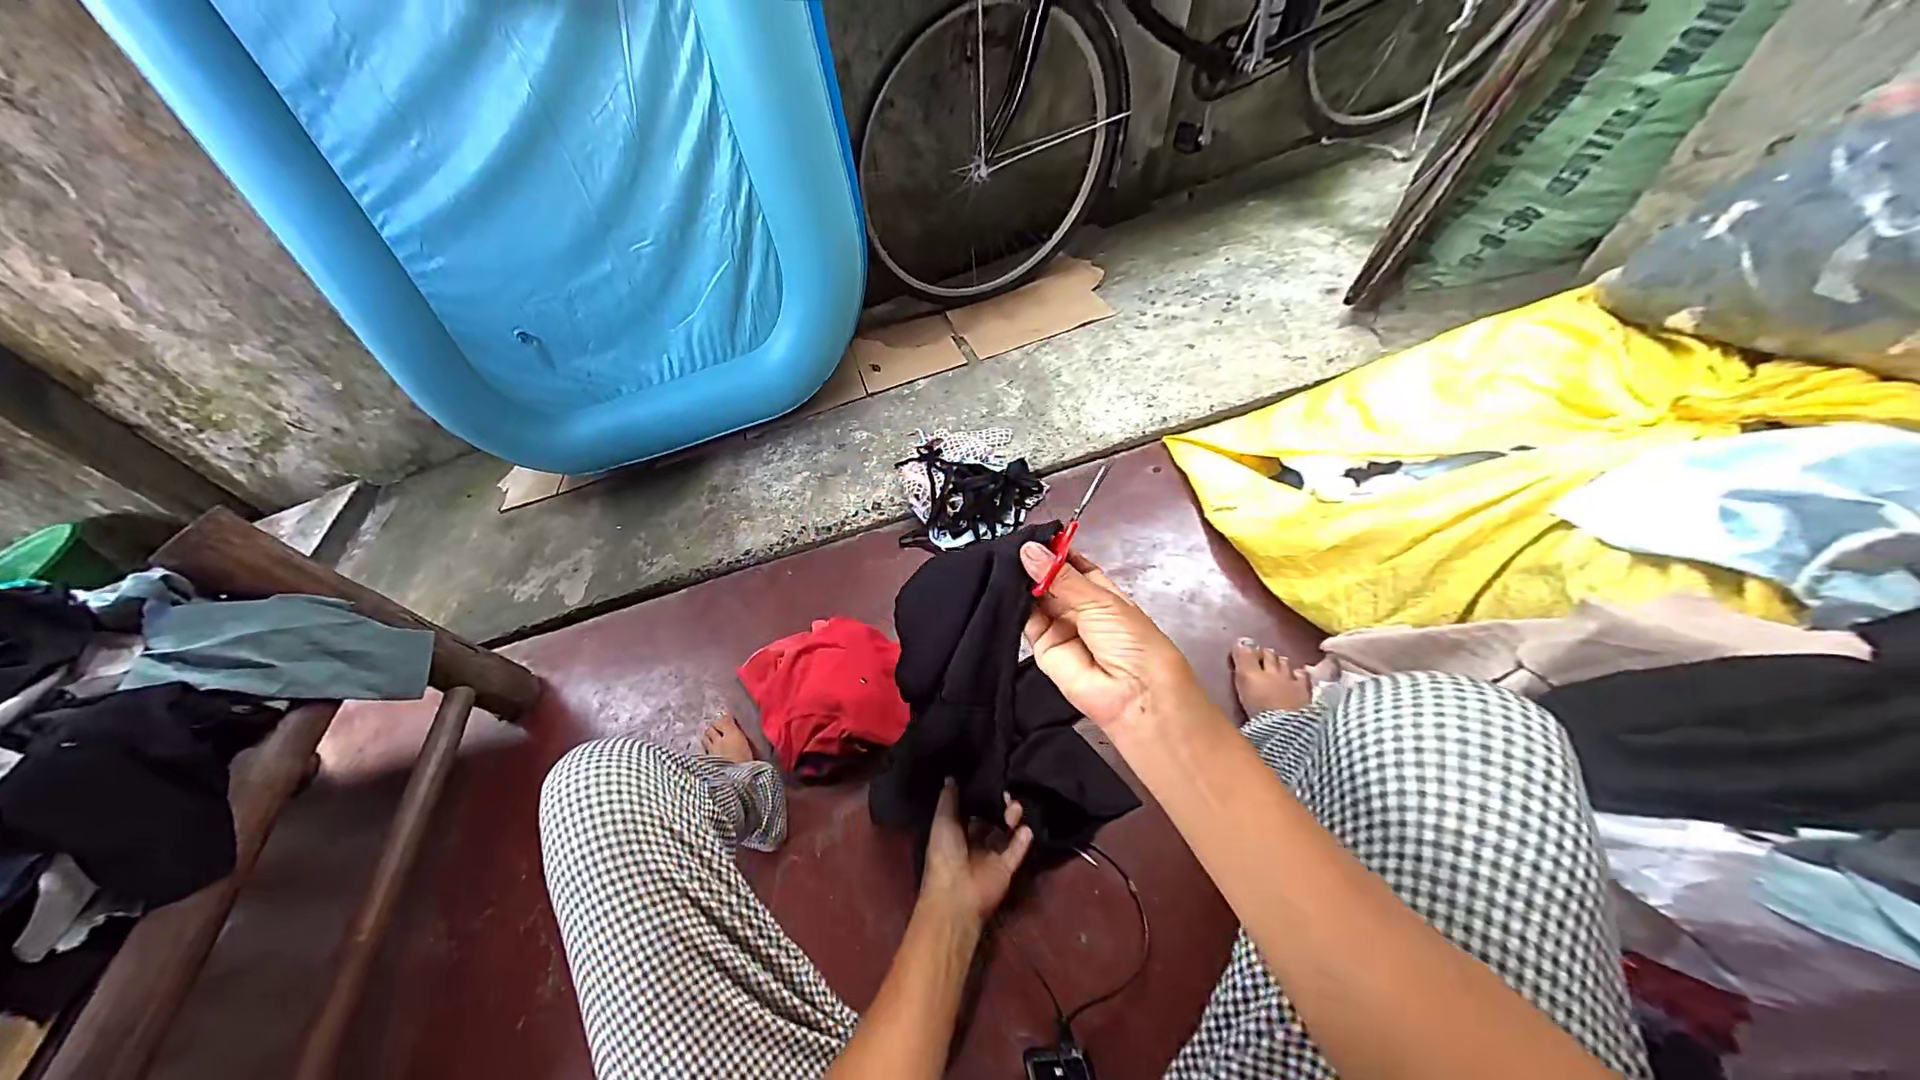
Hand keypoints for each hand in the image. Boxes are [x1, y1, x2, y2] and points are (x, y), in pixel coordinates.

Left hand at [919, 780, 1032, 929]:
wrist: (955, 894)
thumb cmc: (944, 854)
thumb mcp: (942, 820)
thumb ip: (949, 798)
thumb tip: (951, 776)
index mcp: (956, 832)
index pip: (971, 810)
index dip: (980, 796)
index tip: (990, 778)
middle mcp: (974, 843)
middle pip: (991, 820)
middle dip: (999, 806)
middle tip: (1006, 792)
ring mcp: (991, 856)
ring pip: (1006, 833)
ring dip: (1012, 819)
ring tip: (1015, 806)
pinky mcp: (1006, 869)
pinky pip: (1016, 851)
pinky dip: (1022, 840)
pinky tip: (1025, 828)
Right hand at [1020, 544, 1204, 737]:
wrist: (1134, 694)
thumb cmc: (1136, 645)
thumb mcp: (1100, 600)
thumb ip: (1061, 576)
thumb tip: (1032, 552)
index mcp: (1101, 593)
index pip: (1072, 565)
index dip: (1055, 551)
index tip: (1036, 538)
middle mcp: (1079, 609)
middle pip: (1050, 580)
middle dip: (1036, 565)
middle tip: (1019, 548)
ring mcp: (1061, 628)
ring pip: (1035, 599)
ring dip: (1024, 584)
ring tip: (1010, 565)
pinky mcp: (1043, 647)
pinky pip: (1024, 621)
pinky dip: (1015, 606)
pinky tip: (1008, 590)